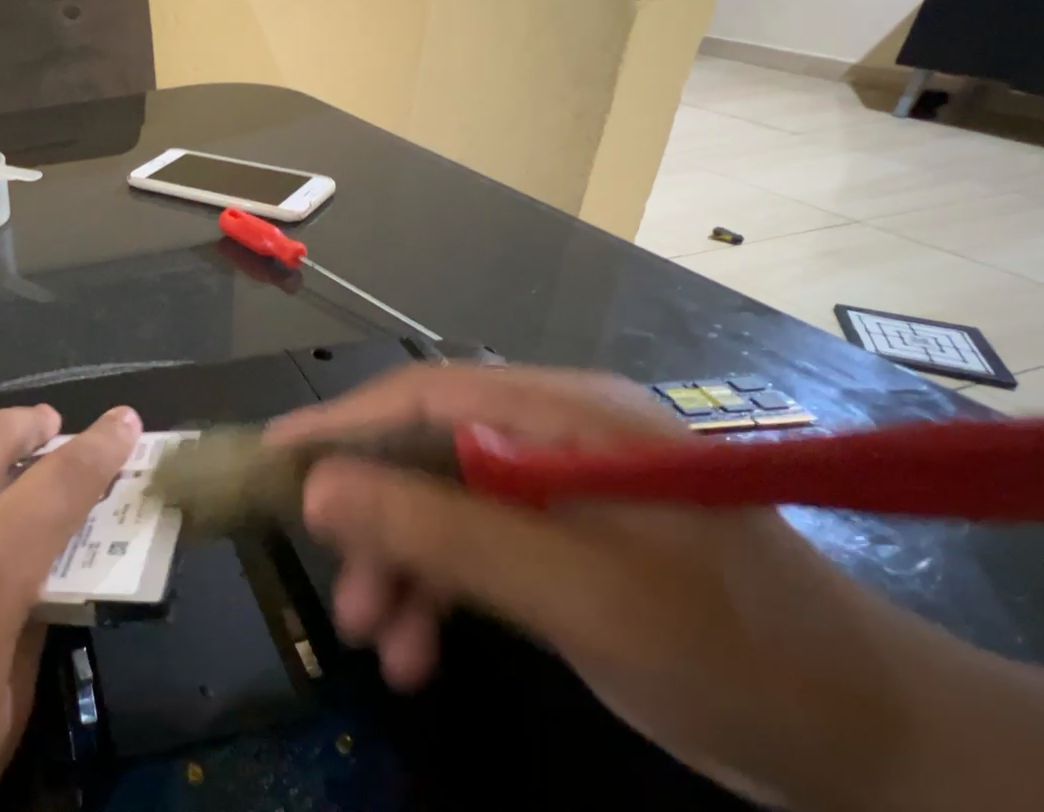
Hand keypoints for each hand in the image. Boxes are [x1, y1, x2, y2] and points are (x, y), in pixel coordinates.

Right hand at [269, 364, 1043, 810]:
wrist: (865, 739)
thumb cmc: (728, 650)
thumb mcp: (576, 594)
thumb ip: (444, 533)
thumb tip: (318, 489)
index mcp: (567, 418)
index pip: (425, 396)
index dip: (340, 423)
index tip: (270, 458)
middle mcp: (554, 440)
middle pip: (424, 458)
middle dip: (372, 525)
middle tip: (334, 588)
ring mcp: (558, 493)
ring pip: (441, 512)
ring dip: (400, 572)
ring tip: (378, 642)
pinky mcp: (564, 542)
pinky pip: (474, 552)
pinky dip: (437, 595)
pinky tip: (419, 651)